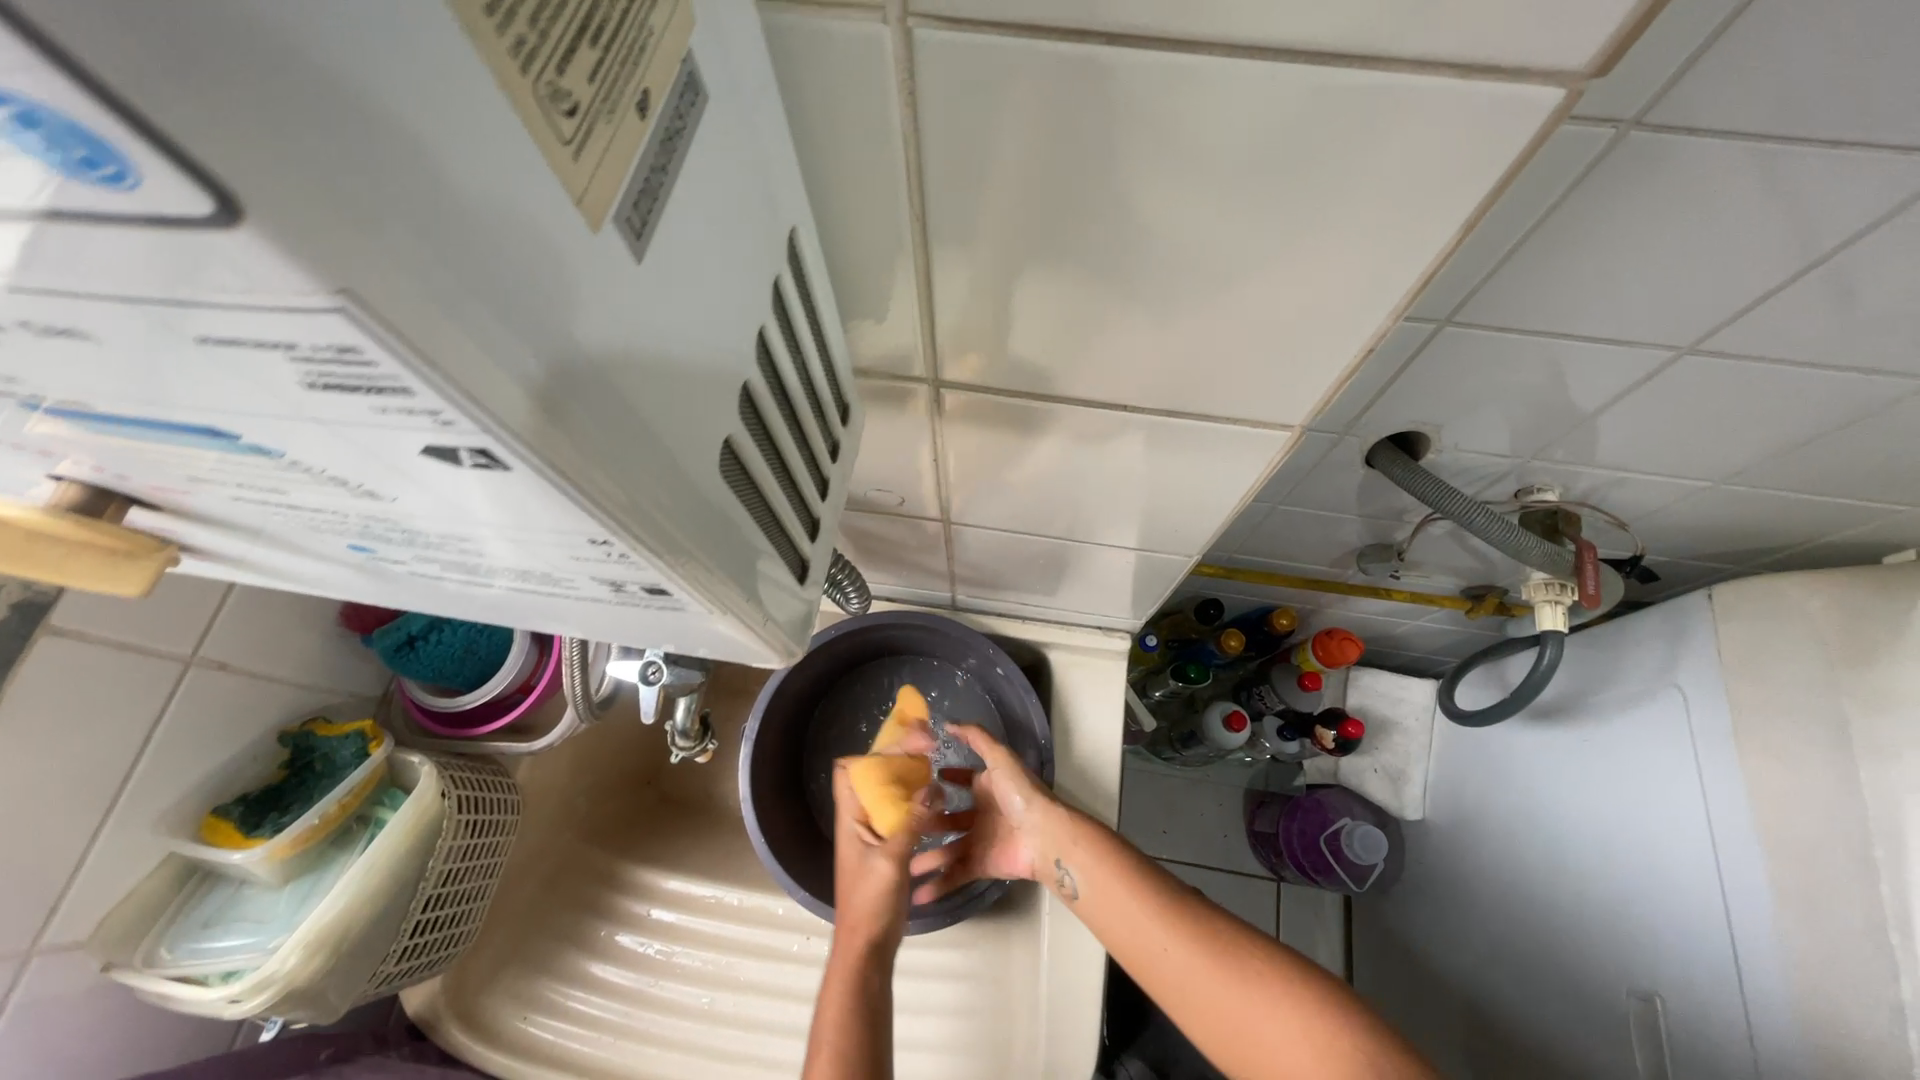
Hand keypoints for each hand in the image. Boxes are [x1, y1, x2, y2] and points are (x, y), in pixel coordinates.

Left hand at [829, 722, 939, 954]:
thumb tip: (932, 786)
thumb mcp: (892, 859)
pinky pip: (903, 816)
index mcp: (851, 816)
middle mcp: (859, 819)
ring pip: (891, 795)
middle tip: (931, 744)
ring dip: (912, 780)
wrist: (867, 947)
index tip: (910, 742)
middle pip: (876, 777)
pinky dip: (919, 806)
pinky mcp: (888, 849)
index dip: (877, 751)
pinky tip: (939, 805)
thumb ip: (912, 822)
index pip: (851, 769)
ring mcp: (874, 834)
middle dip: (901, 757)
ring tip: (938, 768)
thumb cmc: (871, 903)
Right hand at [909, 724, 1060, 904]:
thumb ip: (975, 737)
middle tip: (900, 825)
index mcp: (988, 786)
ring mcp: (981, 841)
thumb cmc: (1021, 793)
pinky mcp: (982, 866)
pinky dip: (938, 885)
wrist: (1045, 836)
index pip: (961, 781)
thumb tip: (947, 723)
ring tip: (902, 863)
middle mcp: (982, 813)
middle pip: (948, 818)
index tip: (916, 781)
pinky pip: (955, 875)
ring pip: (947, 849)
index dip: (943, 780)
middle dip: (926, 821)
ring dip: (927, 857)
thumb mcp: (999, 757)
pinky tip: (917, 894)